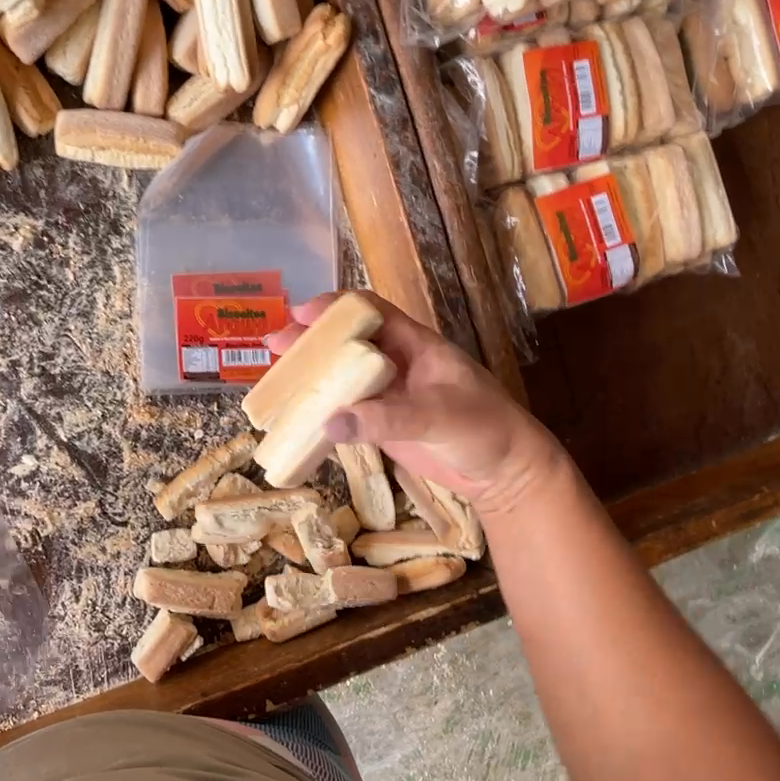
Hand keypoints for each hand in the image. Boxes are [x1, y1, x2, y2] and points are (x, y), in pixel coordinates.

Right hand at [264, 291, 567, 516]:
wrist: (505, 472)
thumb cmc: (485, 430)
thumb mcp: (439, 418)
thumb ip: (387, 419)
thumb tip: (331, 422)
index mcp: (416, 345)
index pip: (371, 313)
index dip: (335, 309)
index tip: (301, 314)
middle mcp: (397, 363)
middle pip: (346, 341)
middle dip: (310, 339)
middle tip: (275, 345)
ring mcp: (388, 394)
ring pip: (341, 375)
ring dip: (310, 375)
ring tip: (276, 380)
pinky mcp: (382, 423)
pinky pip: (345, 410)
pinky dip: (320, 410)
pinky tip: (297, 417)